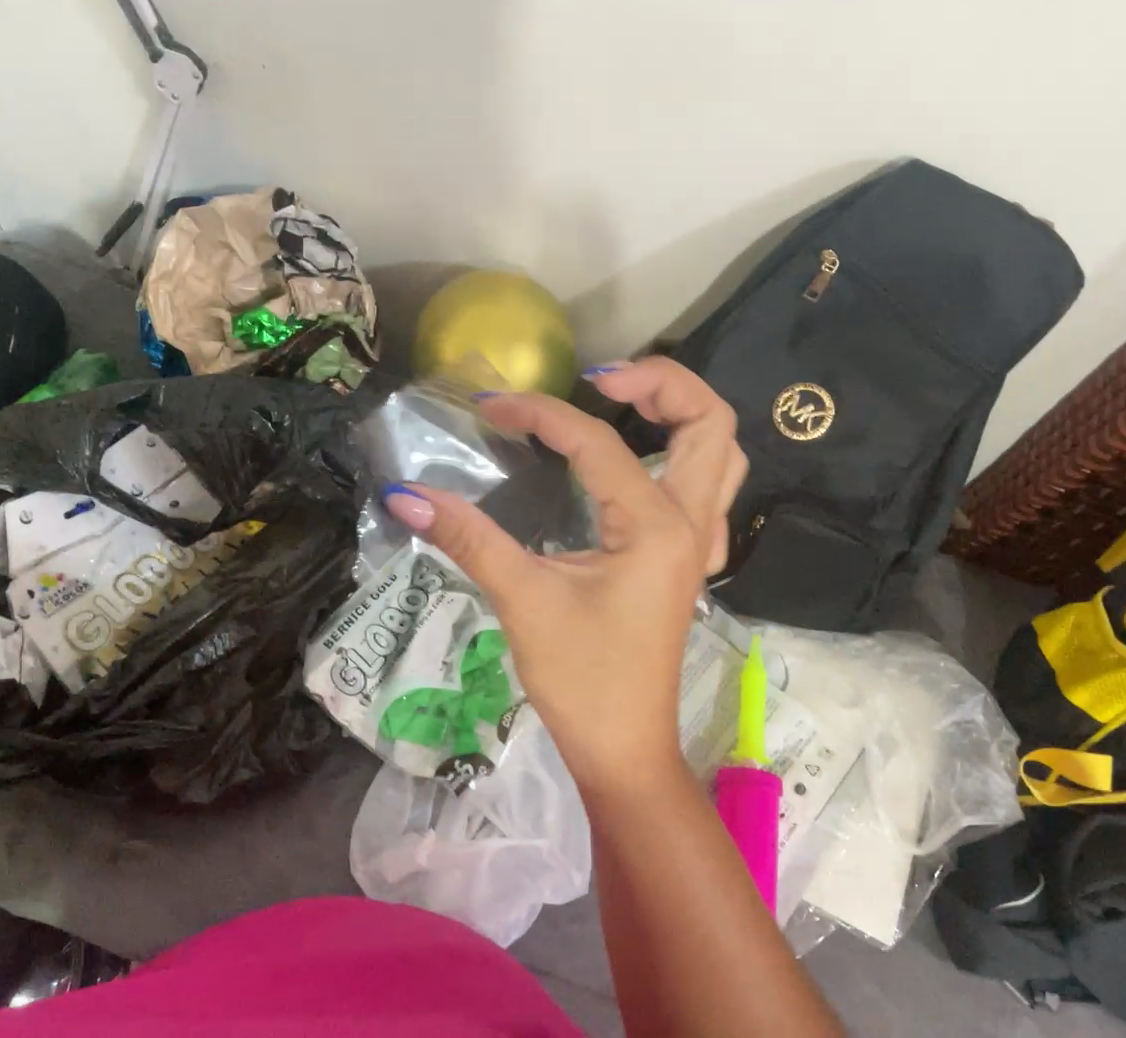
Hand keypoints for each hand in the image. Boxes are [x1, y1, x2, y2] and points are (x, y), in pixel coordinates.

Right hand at [383, 358, 746, 792]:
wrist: (624, 747)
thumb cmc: (581, 679)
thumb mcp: (523, 602)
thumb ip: (470, 539)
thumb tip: (404, 493)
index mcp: (655, 526)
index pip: (598, 442)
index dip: (540, 413)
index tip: (491, 407)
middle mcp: (690, 523)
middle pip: (709, 420)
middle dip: (661, 382)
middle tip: (600, 379)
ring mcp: (699, 544)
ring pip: (721, 453)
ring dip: (683, 415)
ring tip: (626, 402)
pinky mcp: (689, 563)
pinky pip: (709, 490)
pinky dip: (684, 459)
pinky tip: (642, 470)